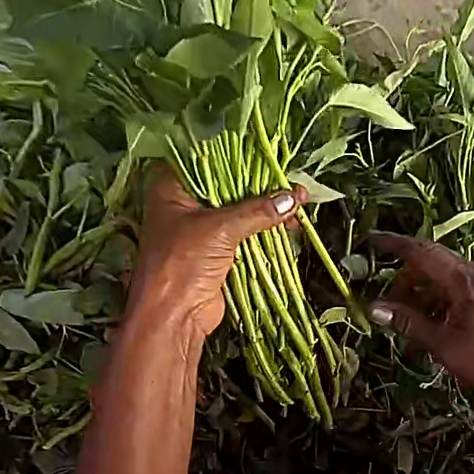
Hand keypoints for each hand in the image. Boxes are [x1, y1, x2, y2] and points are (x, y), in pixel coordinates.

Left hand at [126, 170, 305, 339]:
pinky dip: (267, 230)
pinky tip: (291, 223)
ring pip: (241, 210)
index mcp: (173, 188)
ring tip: (300, 202)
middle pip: (230, 186)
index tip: (273, 156)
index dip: (242, 156)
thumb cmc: (181, 264)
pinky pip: (247, 233)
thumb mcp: (219, 229)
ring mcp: (203, 229)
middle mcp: (186, 203)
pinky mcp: (218, 251)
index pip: (210, 159)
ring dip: (269, 209)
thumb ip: (256, 211)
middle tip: (292, 181)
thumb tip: (292, 198)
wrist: (173, 317)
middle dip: (263, 185)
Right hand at [368, 233, 473, 412]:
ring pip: (447, 278)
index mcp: (466, 280)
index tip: (372, 240)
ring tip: (406, 318)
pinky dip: (440, 300)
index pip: (423, 252)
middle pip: (434, 264)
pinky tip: (431, 323)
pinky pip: (460, 290)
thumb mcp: (444, 344)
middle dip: (406, 279)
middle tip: (387, 301)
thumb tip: (374, 308)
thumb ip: (409, 323)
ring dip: (423, 293)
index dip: (395, 245)